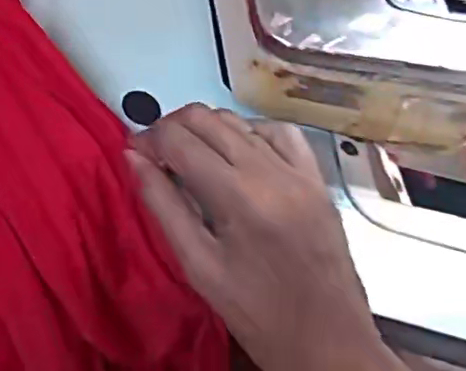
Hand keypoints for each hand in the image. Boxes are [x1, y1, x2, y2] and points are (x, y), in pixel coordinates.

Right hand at [128, 104, 401, 370]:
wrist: (333, 348)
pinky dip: (249, 131)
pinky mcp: (317, 178)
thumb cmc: (260, 316)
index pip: (178, 139)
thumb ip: (162, 204)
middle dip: (171, 128)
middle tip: (158, 154)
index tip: (136, 153)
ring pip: (236, 119)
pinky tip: (239, 152)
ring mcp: (299, 171)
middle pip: (204, 118)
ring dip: (205, 129)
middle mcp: (270, 172)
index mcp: (239, 197)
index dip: (148, 139)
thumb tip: (132, 156)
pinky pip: (278, 131)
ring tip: (192, 157)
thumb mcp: (199, 267)